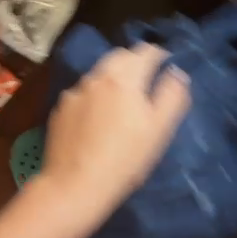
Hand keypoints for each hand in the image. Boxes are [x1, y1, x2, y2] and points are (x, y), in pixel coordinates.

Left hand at [36, 43, 190, 225]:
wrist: (74, 185)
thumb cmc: (124, 160)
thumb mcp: (158, 130)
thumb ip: (171, 96)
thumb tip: (177, 73)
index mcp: (124, 78)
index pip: (145, 52)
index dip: (158, 54)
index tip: (165, 63)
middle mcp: (96, 78)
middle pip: (118, 57)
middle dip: (134, 61)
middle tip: (145, 76)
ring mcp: (74, 93)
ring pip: (97, 75)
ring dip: (112, 78)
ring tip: (121, 97)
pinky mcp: (60, 110)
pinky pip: (81, 94)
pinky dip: (93, 97)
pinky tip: (95, 117)